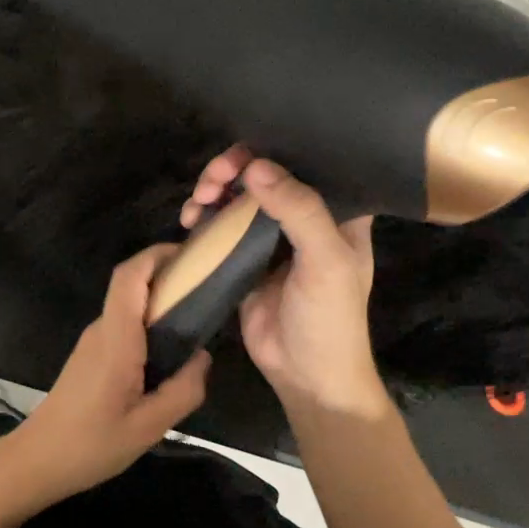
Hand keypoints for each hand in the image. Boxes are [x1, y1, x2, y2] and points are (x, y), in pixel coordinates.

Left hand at [0, 245, 212, 503]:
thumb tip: (202, 358)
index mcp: (115, 339)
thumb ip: (183, 390)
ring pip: (129, 309)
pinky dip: (150, 328)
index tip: (193, 253)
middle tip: (212, 291)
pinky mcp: (90, 358)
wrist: (37, 461)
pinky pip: (124, 329)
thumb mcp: (150, 427)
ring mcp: (92, 344)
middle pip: (132, 287)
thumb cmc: (91, 445)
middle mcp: (101, 331)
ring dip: (161, 306)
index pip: (129, 276)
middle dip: (170, 278)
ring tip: (200, 322)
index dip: (158, 254)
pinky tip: (171, 353)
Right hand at [182, 147, 387, 415]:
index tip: (240, 160)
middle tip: (211, 182)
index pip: (306, 162)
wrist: (307, 377)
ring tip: (196, 202)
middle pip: (264, 176)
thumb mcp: (325, 261)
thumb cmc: (330, 319)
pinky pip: (222, 227)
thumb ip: (298, 210)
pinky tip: (190, 221)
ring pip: (239, 198)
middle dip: (232, 170)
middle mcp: (305, 218)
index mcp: (338, 212)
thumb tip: (256, 167)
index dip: (271, 151)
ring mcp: (273, 238)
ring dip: (213, 191)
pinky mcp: (245, 259)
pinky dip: (204, 218)